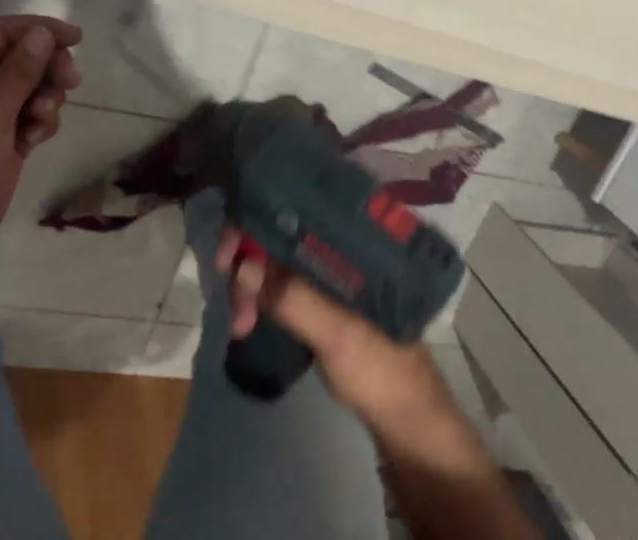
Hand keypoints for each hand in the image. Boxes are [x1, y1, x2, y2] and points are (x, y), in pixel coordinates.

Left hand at [0, 16, 82, 246]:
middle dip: (49, 67)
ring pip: (35, 86)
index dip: (39, 29)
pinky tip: (34, 140)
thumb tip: (44, 32)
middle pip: (25, 57)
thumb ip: (20, 70)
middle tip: (70, 82)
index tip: (75, 38)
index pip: (4, 32)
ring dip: (47, 98)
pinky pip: (35, 114)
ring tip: (40, 120)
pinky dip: (41, 122)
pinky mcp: (8, 136)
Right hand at [216, 227, 453, 432]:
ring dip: (250, 287)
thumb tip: (242, 264)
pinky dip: (260, 299)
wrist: (410, 425)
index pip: (296, 213)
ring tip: (239, 325)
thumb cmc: (383, 374)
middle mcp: (342, 251)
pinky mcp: (324, 303)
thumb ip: (293, 297)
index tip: (226, 257)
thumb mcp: (338, 334)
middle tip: (234, 310)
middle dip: (247, 266)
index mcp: (356, 244)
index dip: (256, 226)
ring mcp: (332, 278)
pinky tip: (245, 318)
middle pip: (279, 237)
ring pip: (276, 265)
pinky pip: (282, 288)